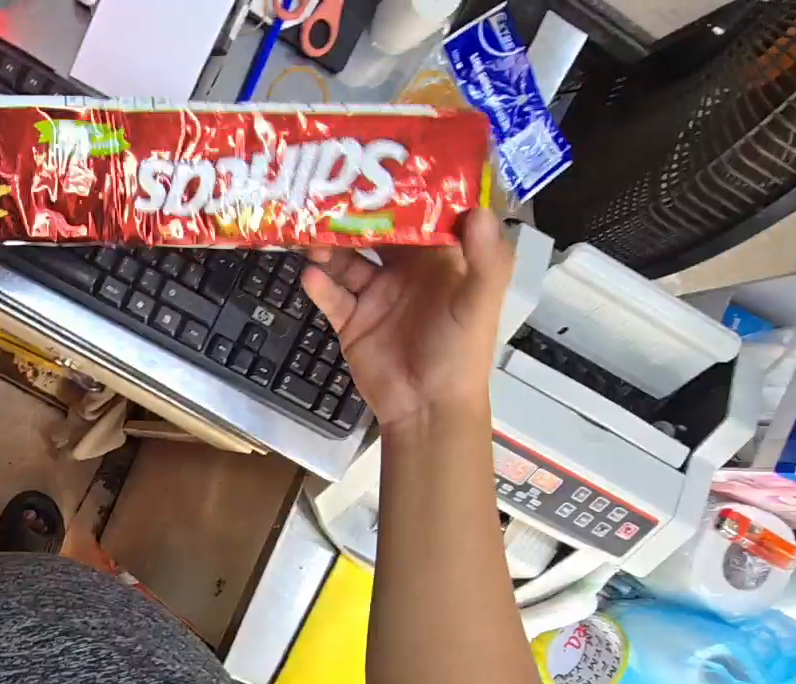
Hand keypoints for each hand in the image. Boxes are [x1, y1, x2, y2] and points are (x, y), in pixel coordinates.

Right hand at [299, 208, 512, 434]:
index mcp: (440, 261)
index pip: (421, 216)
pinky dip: (319, 285)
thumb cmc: (460, 354)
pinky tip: (311, 275)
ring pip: (347, 262)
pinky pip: (331, 297)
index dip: (405, 191)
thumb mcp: (480, 303)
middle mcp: (405, 273)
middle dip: (355, 216)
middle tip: (332, 194)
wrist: (425, 406)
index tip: (385, 164)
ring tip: (313, 236)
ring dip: (330, 248)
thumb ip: (484, 258)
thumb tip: (477, 209)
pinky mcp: (351, 322)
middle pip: (376, 234)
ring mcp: (375, 297)